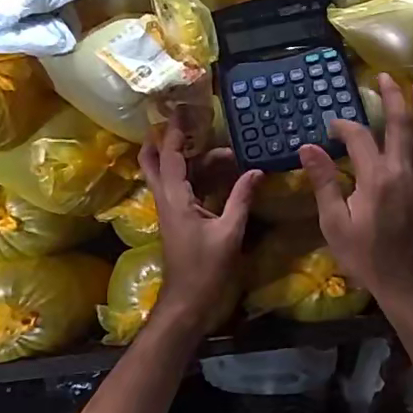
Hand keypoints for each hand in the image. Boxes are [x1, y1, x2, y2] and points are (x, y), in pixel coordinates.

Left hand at [137, 122, 261, 337]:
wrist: (187, 303)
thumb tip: (256, 170)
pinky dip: (198, 175)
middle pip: (157, 161)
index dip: (175, 132)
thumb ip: (241, 198)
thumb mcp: (229, 232)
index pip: (171, 156)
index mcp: (175, 198)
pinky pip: (184, 187)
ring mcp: (171, 209)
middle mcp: (167, 198)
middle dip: (166, 140)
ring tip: (223, 149)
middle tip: (183, 121)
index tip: (181, 109)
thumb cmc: (205, 269)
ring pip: (173, 174)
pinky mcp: (179, 218)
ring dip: (192, 159)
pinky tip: (221, 171)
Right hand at [297, 73, 412, 311]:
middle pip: (400, 126)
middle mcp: (404, 171)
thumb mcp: (334, 222)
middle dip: (393, 98)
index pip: (360, 138)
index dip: (344, 127)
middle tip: (386, 77)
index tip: (332, 127)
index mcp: (376, 178)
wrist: (405, 281)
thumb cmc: (364, 254)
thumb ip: (324, 182)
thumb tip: (308, 148)